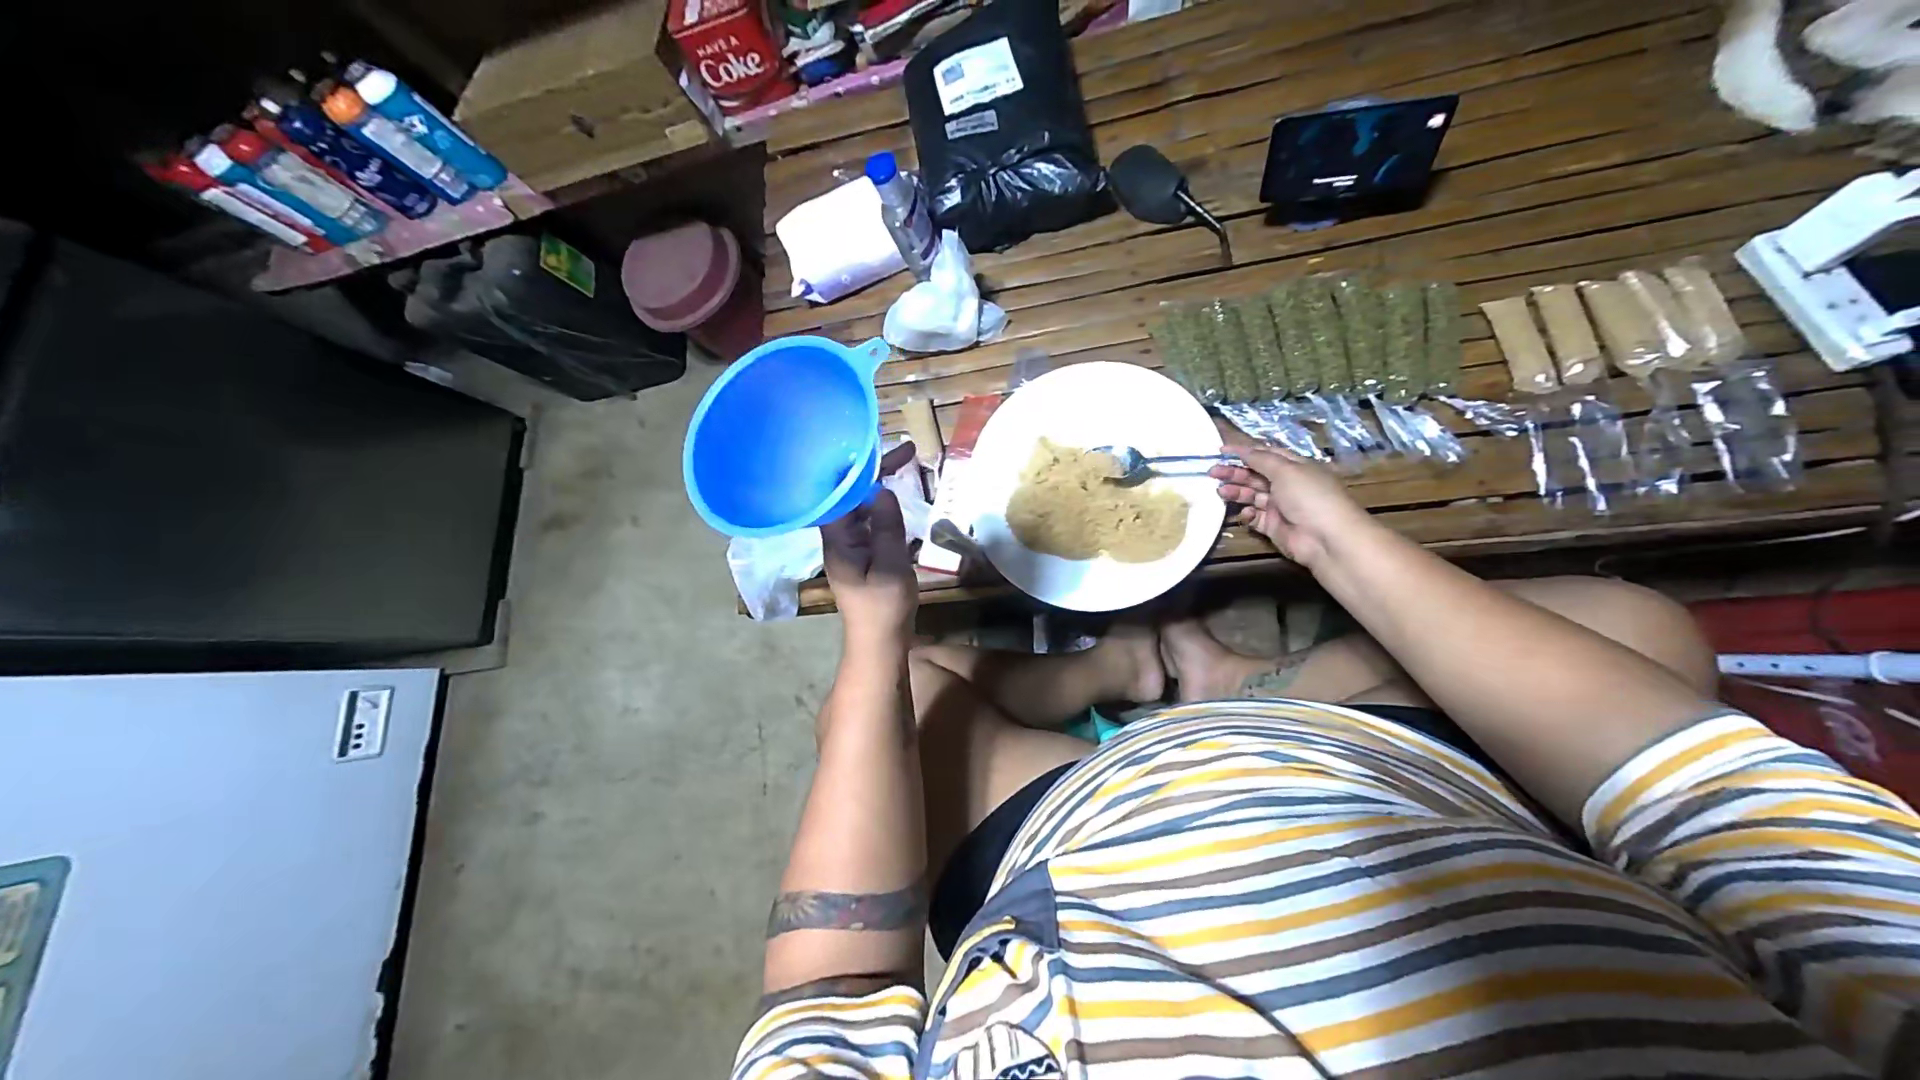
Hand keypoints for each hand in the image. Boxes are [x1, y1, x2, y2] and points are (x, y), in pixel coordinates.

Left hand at [822, 445, 918, 647]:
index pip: (841, 494)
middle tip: (908, 452)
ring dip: (880, 486)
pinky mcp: (861, 554)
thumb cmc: (883, 610)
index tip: (884, 449)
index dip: (861, 469)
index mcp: (837, 540)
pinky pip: (869, 521)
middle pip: (850, 495)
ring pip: (860, 507)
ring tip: (905, 464)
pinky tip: (899, 497)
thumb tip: (883, 491)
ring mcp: (849, 546)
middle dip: (875, 472)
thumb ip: (886, 528)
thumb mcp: (891, 567)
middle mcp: (838, 538)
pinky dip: (883, 506)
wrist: (880, 644)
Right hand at [1211, 442, 1373, 568]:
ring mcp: (1279, 506)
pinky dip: (1246, 514)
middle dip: (1234, 472)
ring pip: (1252, 495)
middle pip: (1255, 475)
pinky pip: (1254, 518)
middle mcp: (1287, 485)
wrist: (1326, 538)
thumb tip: (1242, 449)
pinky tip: (1243, 513)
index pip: (1266, 455)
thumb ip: (1261, 459)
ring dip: (1236, 492)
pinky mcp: (1273, 526)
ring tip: (1220, 491)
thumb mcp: (1286, 470)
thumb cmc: (1309, 496)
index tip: (1221, 451)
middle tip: (1212, 472)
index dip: (1244, 452)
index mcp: (1295, 467)